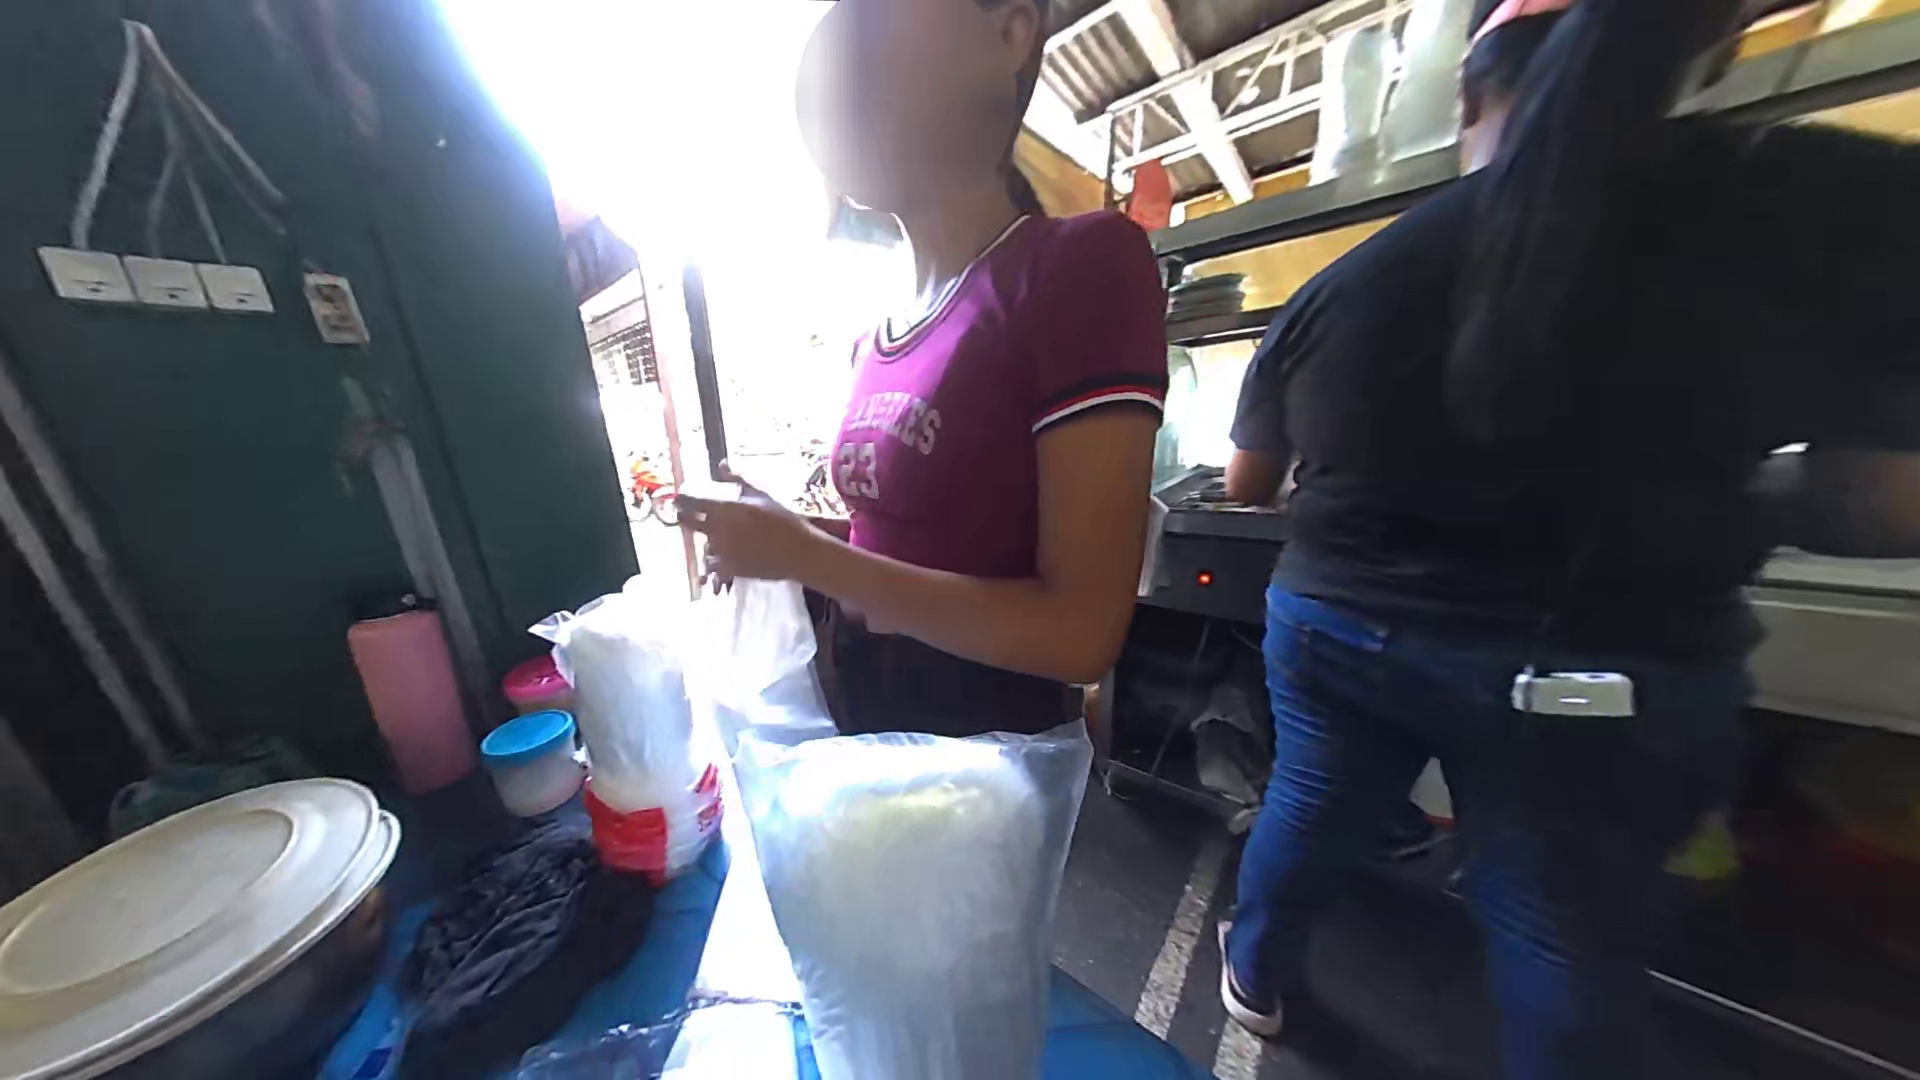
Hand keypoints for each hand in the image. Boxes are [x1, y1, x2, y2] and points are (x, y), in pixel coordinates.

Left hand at [679, 466, 828, 587]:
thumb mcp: (761, 496)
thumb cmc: (783, 520)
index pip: (691, 502)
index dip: (682, 500)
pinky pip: (713, 565)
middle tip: (686, 516)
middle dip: (684, 518)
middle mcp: (717, 529)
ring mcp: (720, 551)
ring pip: (702, 545)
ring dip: (708, 541)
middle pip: (688, 523)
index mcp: (724, 508)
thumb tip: (722, 464)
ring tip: (722, 540)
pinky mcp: (727, 569)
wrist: (798, 552)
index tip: (679, 499)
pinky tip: (727, 558)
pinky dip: (717, 561)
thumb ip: (737, 481)